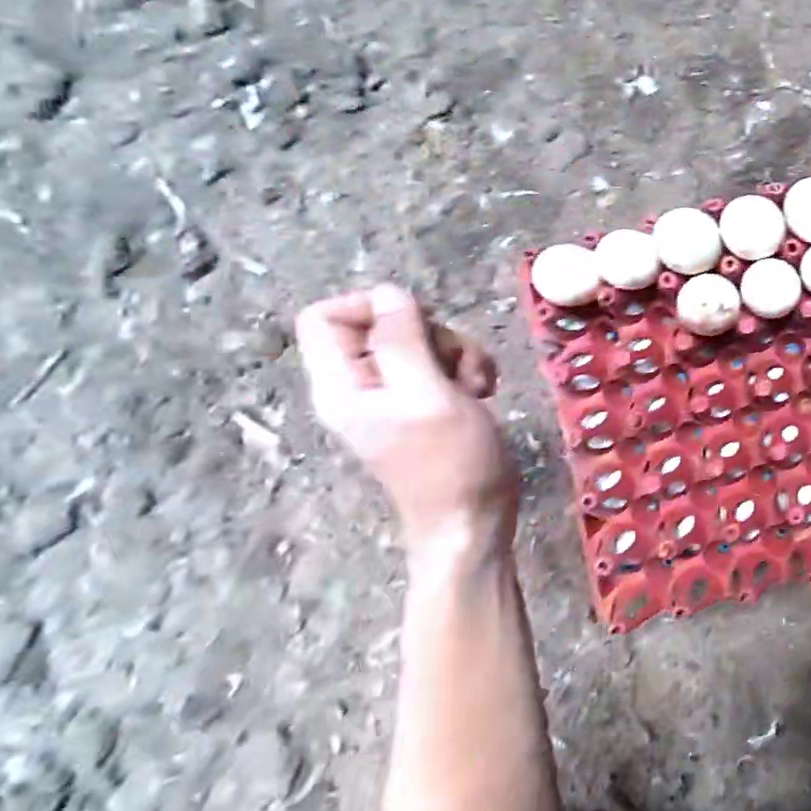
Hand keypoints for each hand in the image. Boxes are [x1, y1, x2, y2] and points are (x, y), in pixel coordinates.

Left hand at [296, 285, 517, 566]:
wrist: (474, 518)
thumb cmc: (450, 462)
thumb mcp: (428, 395)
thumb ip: (404, 340)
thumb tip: (389, 292)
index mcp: (342, 386)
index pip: (325, 317)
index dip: (370, 307)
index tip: (417, 322)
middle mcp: (362, 386)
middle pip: (383, 325)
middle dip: (431, 334)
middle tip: (457, 366)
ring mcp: (396, 396)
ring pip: (421, 341)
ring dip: (458, 352)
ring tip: (477, 386)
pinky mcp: (427, 402)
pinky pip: (442, 364)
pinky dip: (467, 369)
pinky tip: (484, 391)